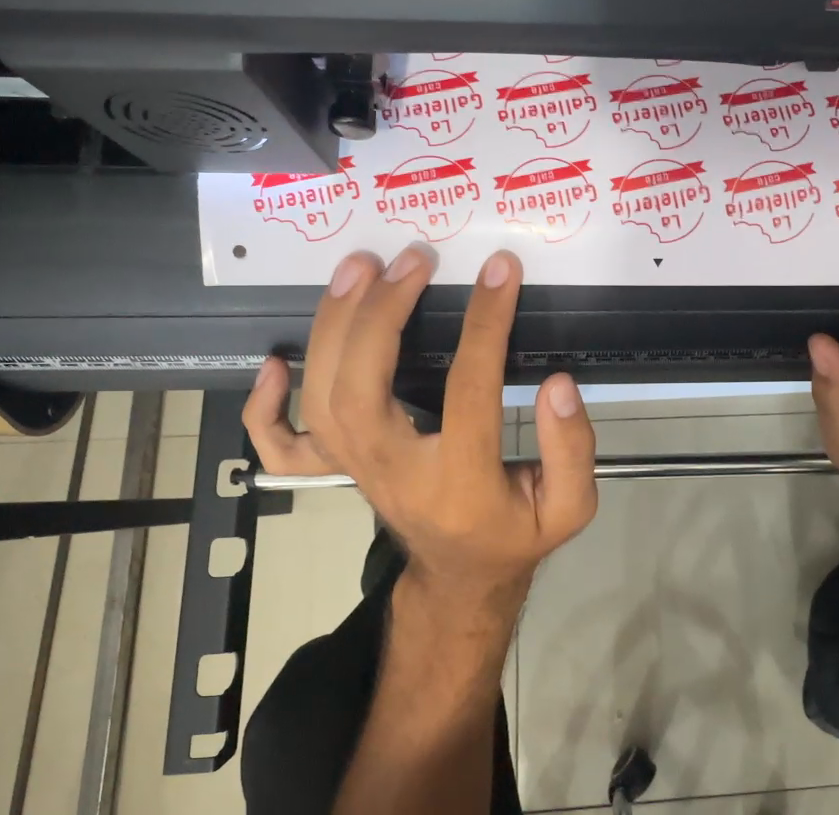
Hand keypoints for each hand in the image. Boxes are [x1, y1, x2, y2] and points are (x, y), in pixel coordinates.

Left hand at [242, 244, 598, 600]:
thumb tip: (557, 385)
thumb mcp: (571, 507)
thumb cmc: (515, 535)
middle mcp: (394, 473)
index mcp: (460, 482)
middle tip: (412, 259)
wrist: (463, 579)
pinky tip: (276, 363)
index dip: (485, 324)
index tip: (500, 271)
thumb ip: (573, 450)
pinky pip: (283, 446)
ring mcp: (357, 471)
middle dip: (381, 315)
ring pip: (321, 400)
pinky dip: (265, 407)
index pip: (468, 390)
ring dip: (333, 328)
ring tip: (360, 268)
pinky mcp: (339, 469)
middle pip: (361, 390)